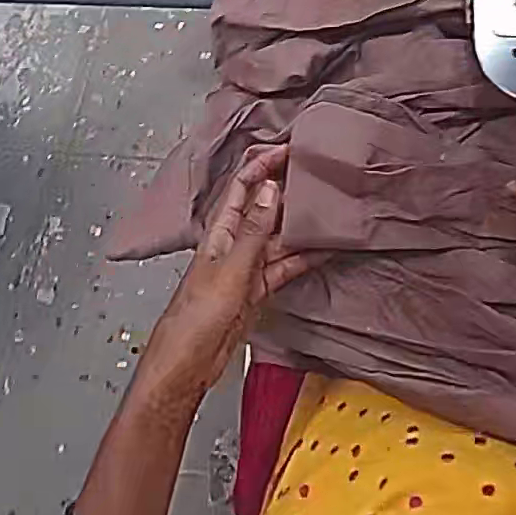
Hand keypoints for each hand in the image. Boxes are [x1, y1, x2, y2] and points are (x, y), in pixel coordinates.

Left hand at [137, 145, 325, 401]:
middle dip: (287, 188)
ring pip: (279, 236)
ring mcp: (248, 266)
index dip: (263, 164)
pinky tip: (325, 249)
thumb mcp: (230, 270)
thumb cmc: (195, 318)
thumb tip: (270, 189)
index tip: (289, 150)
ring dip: (301, 223)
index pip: (243, 186)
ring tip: (328, 207)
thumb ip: (254, 231)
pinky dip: (304, 257)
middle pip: (264, 207)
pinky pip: (286, 265)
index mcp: (220, 231)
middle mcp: (234, 243)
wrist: (187, 365)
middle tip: (317, 173)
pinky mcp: (258, 288)